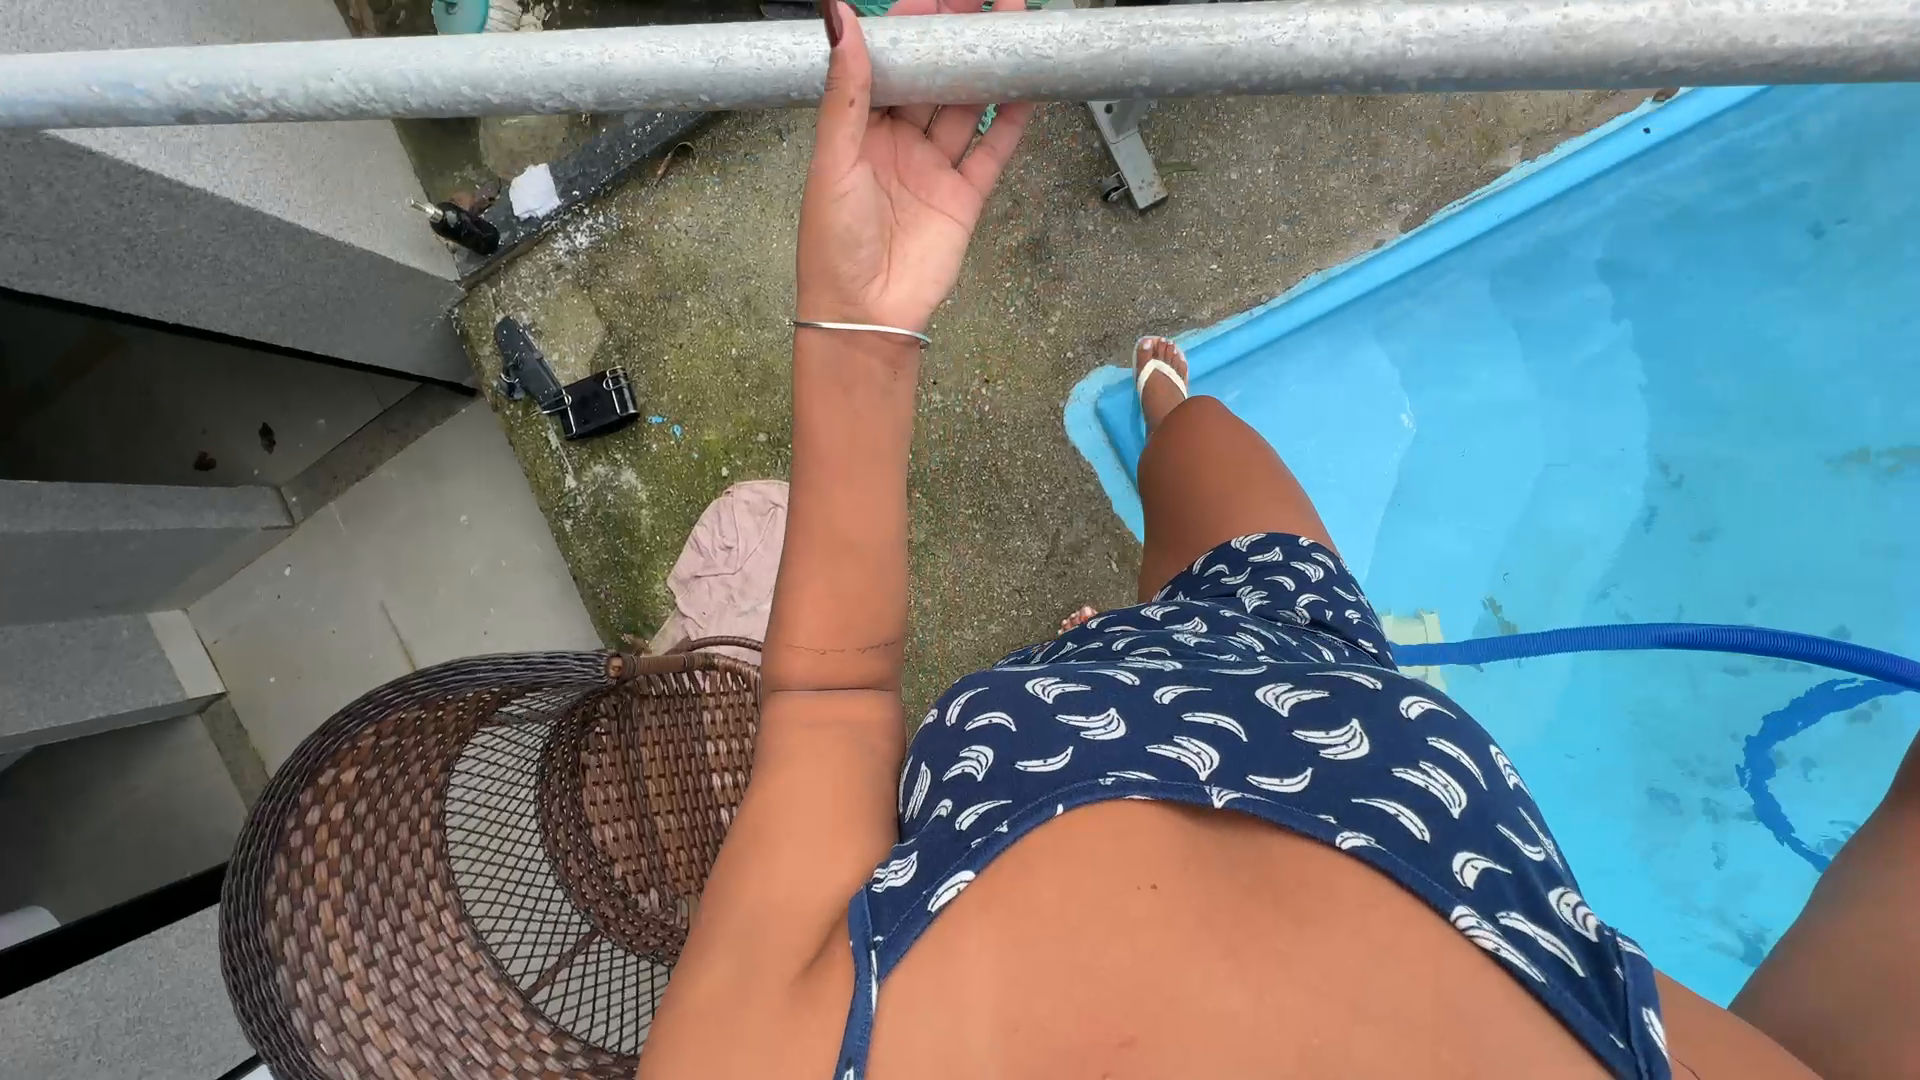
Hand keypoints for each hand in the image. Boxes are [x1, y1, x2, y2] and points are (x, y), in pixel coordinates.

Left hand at [796, 0, 1034, 333]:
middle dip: (957, 42)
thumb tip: (839, 15)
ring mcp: (933, 171)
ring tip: (1013, 30)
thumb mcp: (833, 162)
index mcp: (859, 131)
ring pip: (966, 110)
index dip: (912, 28)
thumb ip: (844, 92)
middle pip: (933, 82)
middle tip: (984, 3)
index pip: (888, 66)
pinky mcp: (963, 199)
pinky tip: (1029, 89)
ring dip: (988, 73)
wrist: (866, 312)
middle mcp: (898, 145)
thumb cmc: (834, 243)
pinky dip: (1012, 123)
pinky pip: (992, 153)